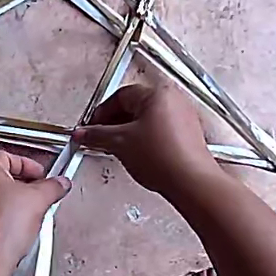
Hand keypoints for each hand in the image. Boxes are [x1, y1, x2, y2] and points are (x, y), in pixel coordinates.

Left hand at [0, 151, 71, 275]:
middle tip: (41, 193)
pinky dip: (7, 218)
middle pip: (3, 176)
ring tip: (32, 213)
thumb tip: (60, 183)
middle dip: (26, 184)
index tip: (43, 175)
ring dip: (18, 203)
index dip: (30, 165)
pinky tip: (20, 229)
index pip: (9, 155)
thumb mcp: (39, 200)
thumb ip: (53, 186)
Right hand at [72, 84, 220, 197]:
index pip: (120, 95)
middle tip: (102, 137)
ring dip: (130, 131)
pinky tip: (139, 153)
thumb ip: (97, 135)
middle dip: (114, 122)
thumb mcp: (120, 144)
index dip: (102, 112)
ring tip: (119, 147)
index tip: (92, 126)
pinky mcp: (189, 134)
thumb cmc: (165, 158)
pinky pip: (161, 130)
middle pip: (135, 105)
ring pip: (148, 118)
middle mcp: (174, 100)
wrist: (191, 181)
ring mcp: (184, 116)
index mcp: (157, 93)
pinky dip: (146, 138)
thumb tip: (84, 133)